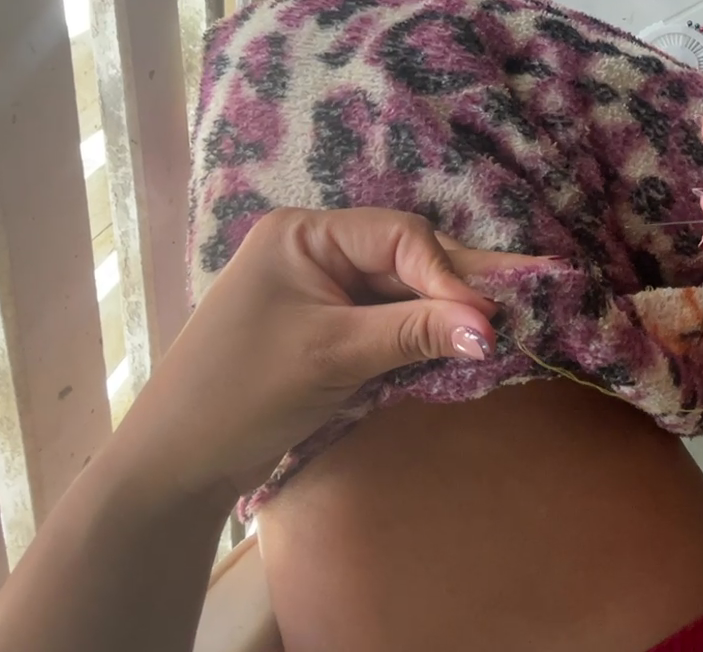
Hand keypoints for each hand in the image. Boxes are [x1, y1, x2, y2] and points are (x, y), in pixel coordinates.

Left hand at [110, 208, 531, 505]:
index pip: (400, 237)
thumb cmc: (242, 394)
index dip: (447, 273)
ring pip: (405, 288)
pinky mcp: (333, 323)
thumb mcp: (334, 355)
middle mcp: (319, 248)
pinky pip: (391, 315)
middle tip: (530, 289)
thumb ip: (415, 331)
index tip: (485, 316)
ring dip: (448, 307)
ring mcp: (326, 286)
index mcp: (306, 234)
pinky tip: (465, 333)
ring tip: (511, 307)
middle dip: (460, 282)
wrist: (172, 469)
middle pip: (408, 257)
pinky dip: (425, 329)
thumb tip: (492, 328)